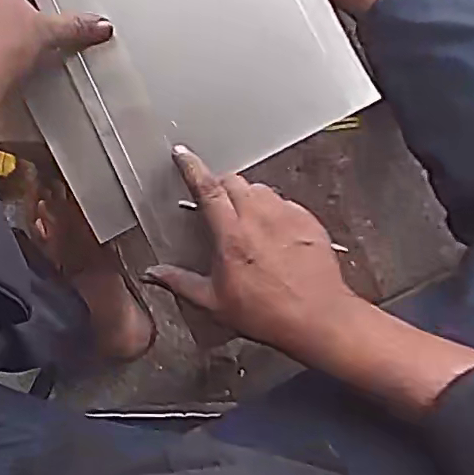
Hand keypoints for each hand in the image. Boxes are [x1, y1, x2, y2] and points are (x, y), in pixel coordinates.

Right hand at [145, 146, 363, 361]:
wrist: (318, 318)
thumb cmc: (268, 313)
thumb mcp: (214, 302)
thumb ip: (180, 283)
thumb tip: (155, 275)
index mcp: (232, 236)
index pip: (208, 189)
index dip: (192, 168)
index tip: (183, 156)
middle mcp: (260, 219)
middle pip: (234, 181)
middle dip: (220, 184)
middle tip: (214, 200)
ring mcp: (287, 218)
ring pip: (260, 188)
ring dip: (246, 195)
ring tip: (244, 217)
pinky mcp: (308, 223)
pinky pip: (285, 202)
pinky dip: (273, 209)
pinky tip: (271, 231)